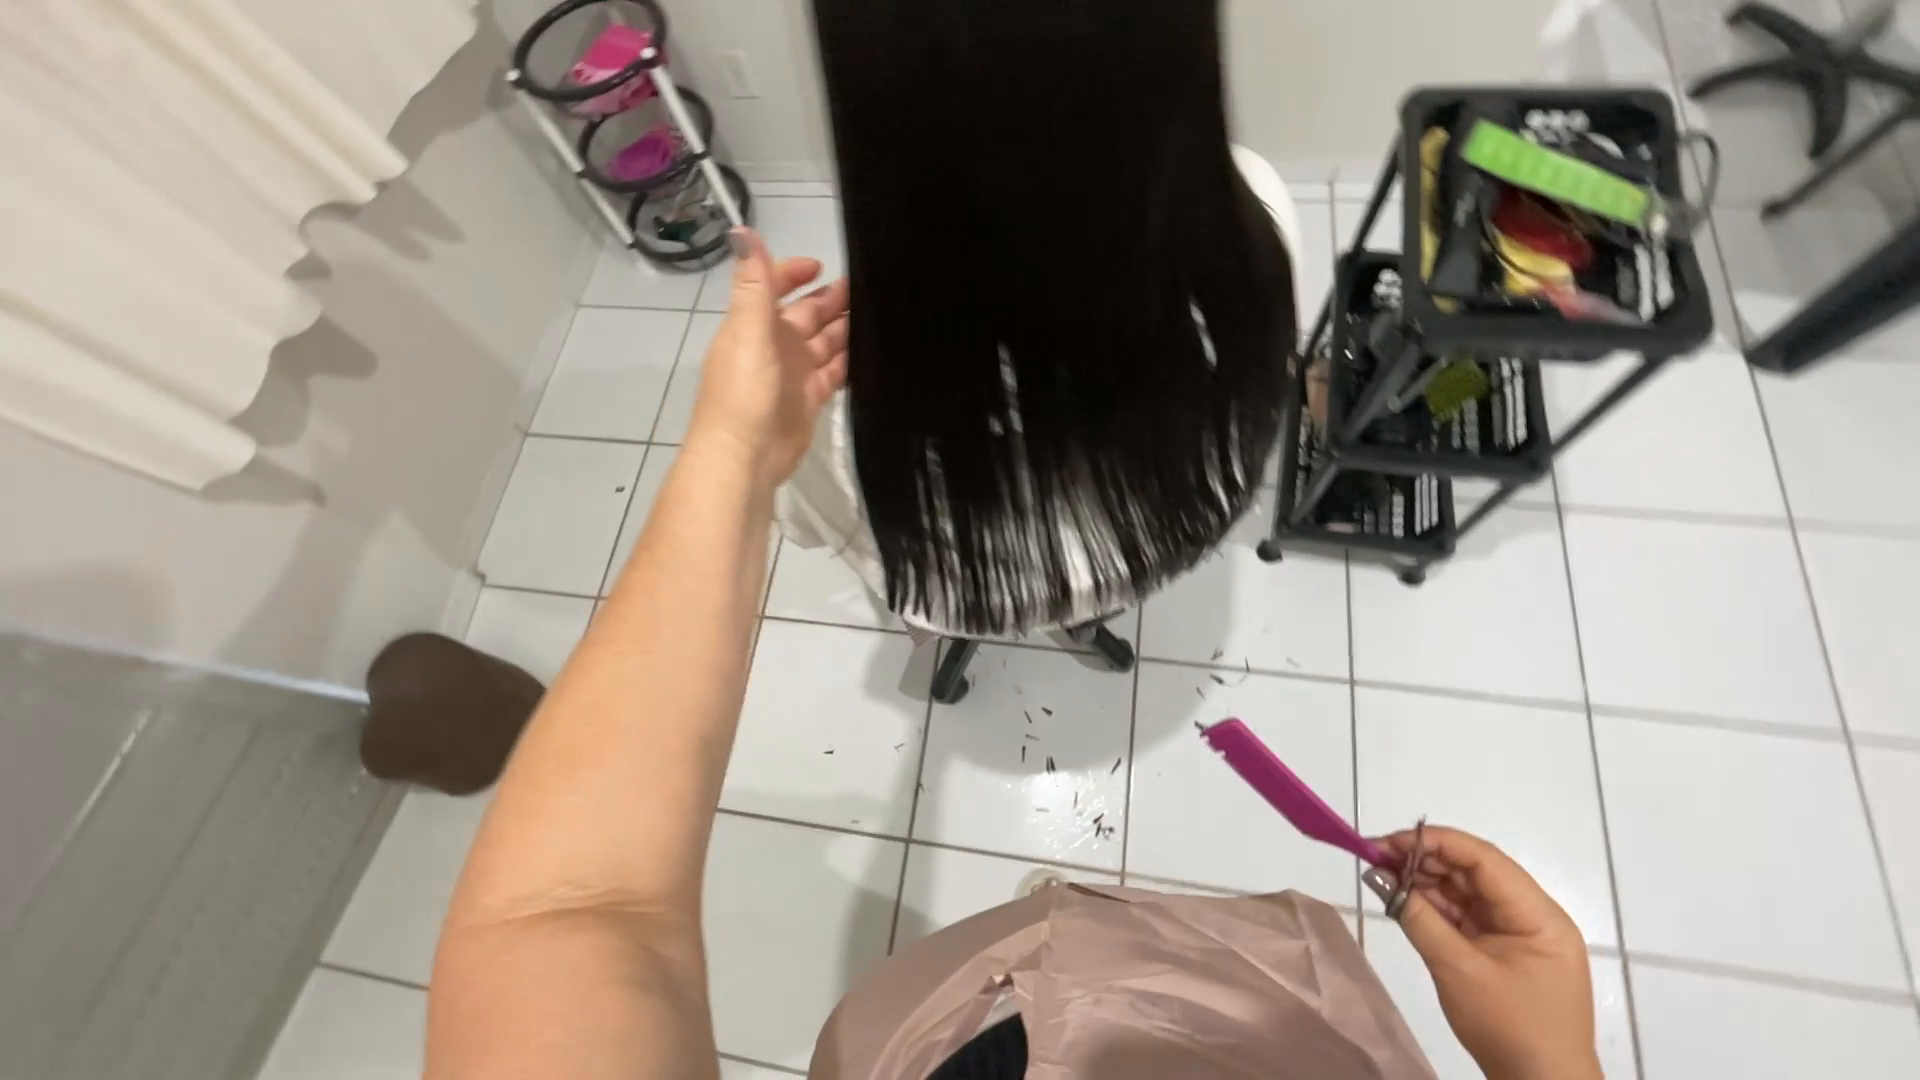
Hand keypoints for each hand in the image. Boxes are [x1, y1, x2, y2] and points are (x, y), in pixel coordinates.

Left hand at [686, 228, 850, 488]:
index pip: (776, 288)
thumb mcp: (747, 333)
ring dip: (846, 330)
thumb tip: (742, 230)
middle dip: (832, 300)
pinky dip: (851, 363)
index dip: (795, 272)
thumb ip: (753, 285)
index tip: (822, 265)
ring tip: (880, 316)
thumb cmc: (743, 393)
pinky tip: (874, 353)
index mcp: (755, 325)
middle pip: (808, 315)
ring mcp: (793, 374)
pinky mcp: (810, 399)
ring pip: (825, 343)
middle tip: (870, 289)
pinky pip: (835, 373)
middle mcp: (775, 345)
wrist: (745, 457)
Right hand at [1372, 826, 1599, 1079]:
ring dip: (1424, 880)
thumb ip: (1415, 916)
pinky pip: (1464, 913)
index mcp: (1537, 915)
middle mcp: (1532, 915)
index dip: (1433, 842)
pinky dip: (1432, 904)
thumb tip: (1375, 874)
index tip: (1386, 842)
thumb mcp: (1457, 969)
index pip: (1482, 858)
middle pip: (1472, 869)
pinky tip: (1402, 899)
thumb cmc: (1509, 1028)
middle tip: (1374, 858)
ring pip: (1465, 888)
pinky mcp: (1502, 948)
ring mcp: (1517, 932)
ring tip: (1382, 876)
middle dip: (1422, 859)